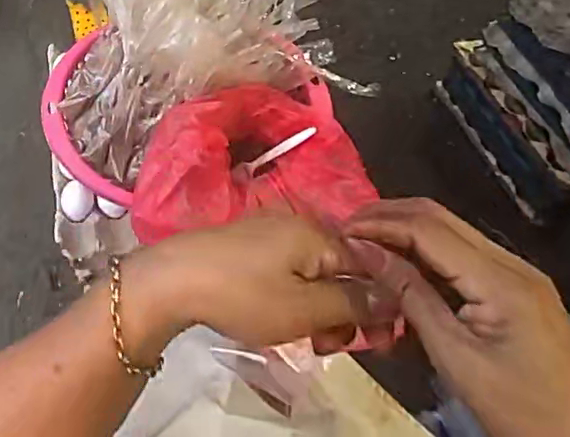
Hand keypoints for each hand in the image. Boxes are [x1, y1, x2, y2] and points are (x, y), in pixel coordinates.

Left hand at [119, 215, 365, 362]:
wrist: (176, 278)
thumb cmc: (244, 293)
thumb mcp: (305, 308)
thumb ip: (352, 302)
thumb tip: (393, 294)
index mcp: (315, 232)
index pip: (368, 266)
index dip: (377, 306)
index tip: (374, 344)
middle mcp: (297, 223)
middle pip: (341, 269)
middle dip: (343, 311)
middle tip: (323, 345)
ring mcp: (271, 231)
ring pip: (314, 273)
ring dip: (318, 309)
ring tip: (299, 336)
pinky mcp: (251, 243)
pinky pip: (289, 270)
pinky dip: (294, 296)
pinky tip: (278, 317)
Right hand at [345, 200, 569, 436]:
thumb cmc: (522, 413)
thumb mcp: (456, 358)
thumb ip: (409, 294)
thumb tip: (362, 248)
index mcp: (501, 279)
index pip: (427, 228)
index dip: (380, 223)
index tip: (342, 231)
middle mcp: (512, 262)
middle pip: (438, 217)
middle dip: (388, 216)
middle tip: (349, 229)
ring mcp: (519, 274)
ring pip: (449, 230)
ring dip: (405, 230)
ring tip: (368, 243)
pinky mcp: (519, 289)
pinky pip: (463, 253)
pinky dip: (427, 251)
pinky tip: (404, 264)